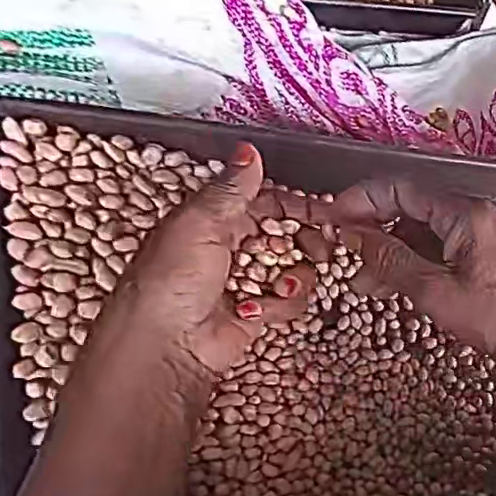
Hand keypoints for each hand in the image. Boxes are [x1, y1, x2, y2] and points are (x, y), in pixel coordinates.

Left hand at [103, 143, 310, 378]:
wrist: (168, 344)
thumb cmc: (171, 282)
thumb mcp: (200, 223)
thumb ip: (233, 188)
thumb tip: (249, 151)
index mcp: (216, 219)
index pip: (270, 203)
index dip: (299, 207)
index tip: (326, 214)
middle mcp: (236, 248)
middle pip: (291, 237)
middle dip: (307, 245)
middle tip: (318, 251)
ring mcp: (251, 281)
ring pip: (298, 270)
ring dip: (292, 280)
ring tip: (275, 288)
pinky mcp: (262, 310)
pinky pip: (292, 301)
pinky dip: (279, 306)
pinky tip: (254, 311)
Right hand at [321, 180, 495, 365]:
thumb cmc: (488, 318)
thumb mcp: (432, 290)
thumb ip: (389, 258)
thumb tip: (350, 235)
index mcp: (465, 214)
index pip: (402, 190)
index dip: (362, 201)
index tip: (333, 218)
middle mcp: (468, 215)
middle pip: (406, 208)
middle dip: (371, 231)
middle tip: (341, 250)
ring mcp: (469, 233)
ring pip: (413, 231)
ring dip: (384, 253)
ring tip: (360, 282)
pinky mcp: (467, 252)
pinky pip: (426, 248)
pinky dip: (403, 263)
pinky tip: (381, 285)